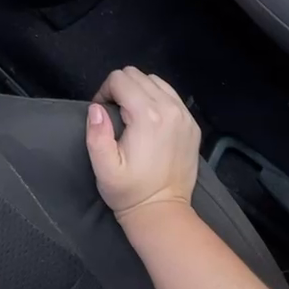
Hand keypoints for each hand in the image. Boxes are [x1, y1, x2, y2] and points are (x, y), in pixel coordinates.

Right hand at [85, 66, 200, 220]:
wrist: (163, 213)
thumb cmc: (130, 192)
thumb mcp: (104, 168)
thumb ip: (97, 135)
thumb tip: (96, 108)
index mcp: (147, 115)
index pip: (119, 79)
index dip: (104, 92)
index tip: (103, 114)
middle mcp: (169, 108)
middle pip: (137, 74)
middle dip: (120, 89)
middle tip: (115, 115)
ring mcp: (184, 115)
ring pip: (155, 80)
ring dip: (139, 91)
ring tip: (132, 115)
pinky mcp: (192, 124)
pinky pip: (170, 94)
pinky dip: (156, 97)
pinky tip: (150, 118)